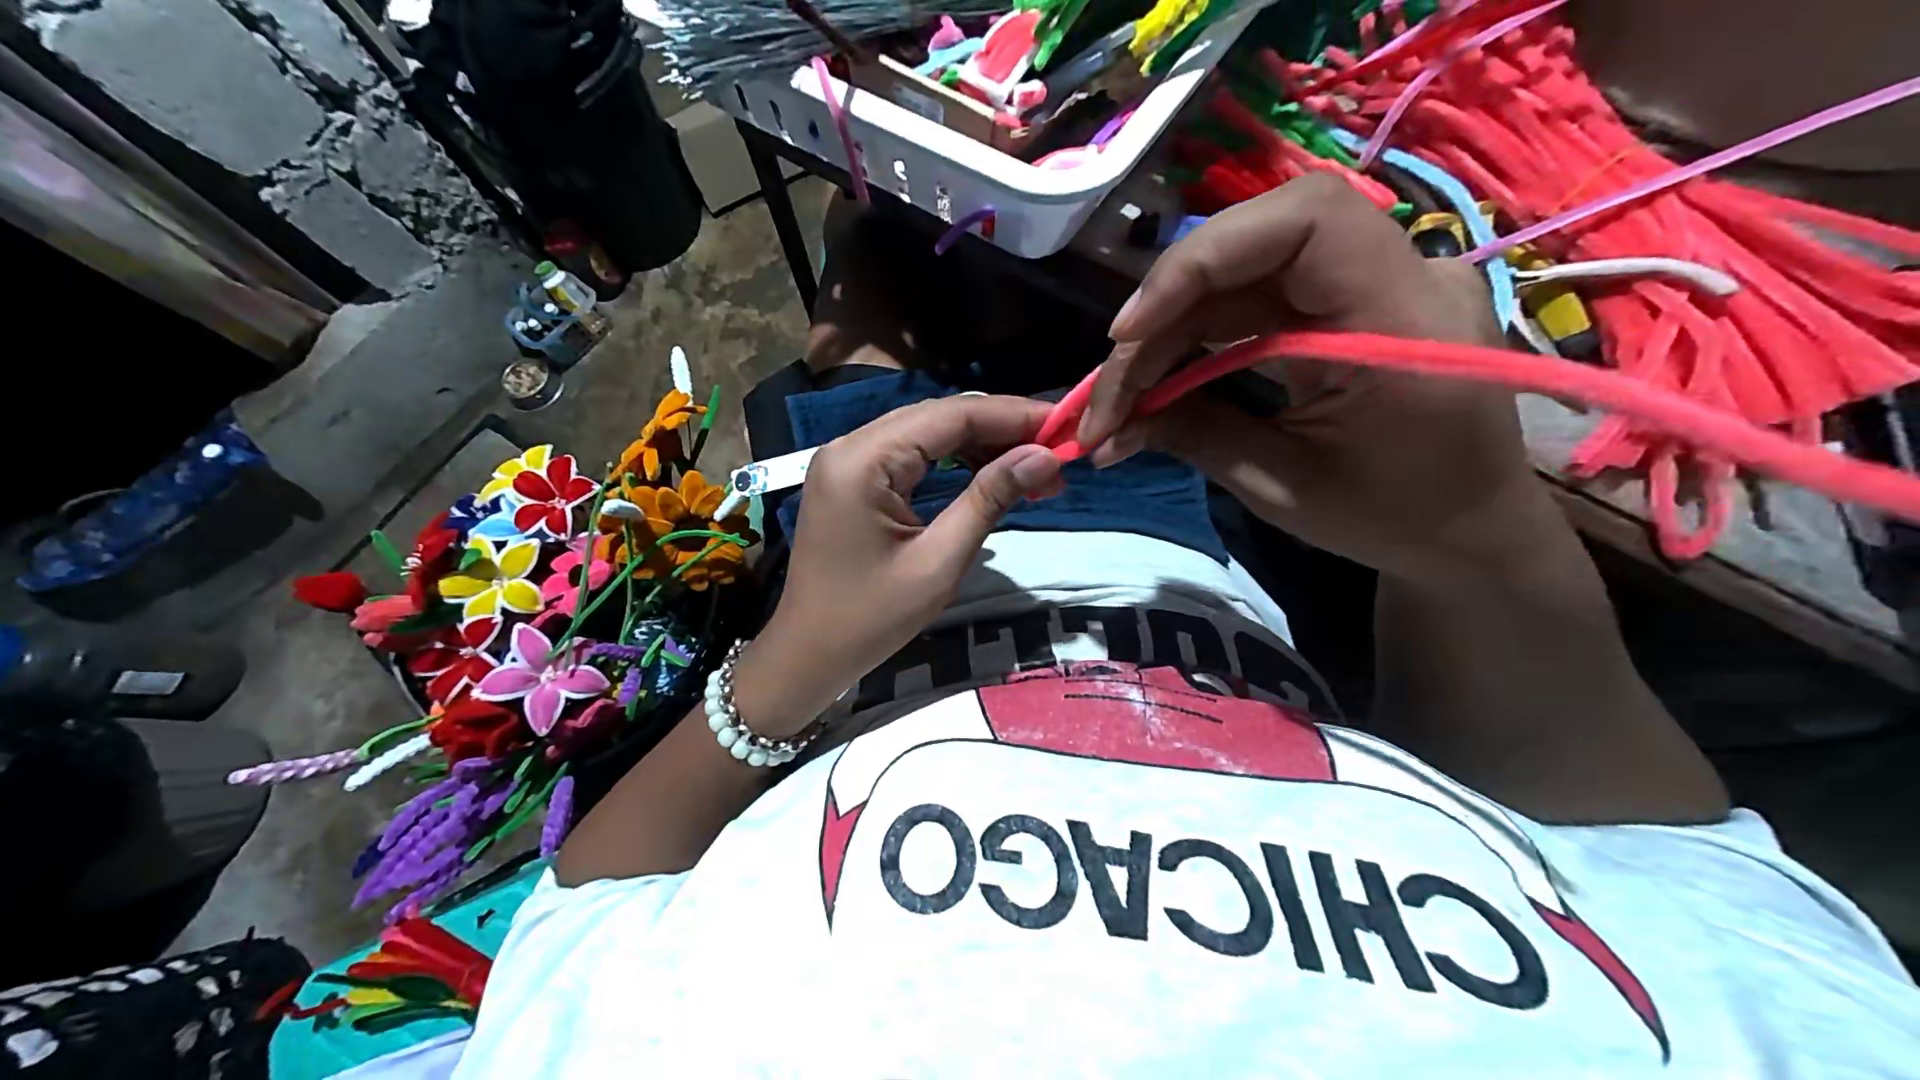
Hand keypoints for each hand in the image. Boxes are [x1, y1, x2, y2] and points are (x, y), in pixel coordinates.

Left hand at [734, 395, 1063, 734]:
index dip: (1013, 416)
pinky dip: (953, 462)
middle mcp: (851, 445)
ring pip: (927, 433)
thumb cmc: (871, 618)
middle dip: (1001, 430)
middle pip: (939, 417)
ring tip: (1034, 469)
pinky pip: (911, 455)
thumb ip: (989, 499)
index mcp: (863, 460)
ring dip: (981, 446)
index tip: (1065, 426)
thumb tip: (1045, 456)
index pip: (950, 416)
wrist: (809, 655)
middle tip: (1057, 452)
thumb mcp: (939, 562)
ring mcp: (848, 461)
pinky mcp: (852, 479)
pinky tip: (991, 474)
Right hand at [1078, 174, 1546, 578]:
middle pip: (1253, 246)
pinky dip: (1196, 335)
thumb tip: (1110, 429)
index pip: (1304, 221)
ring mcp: (1369, 283)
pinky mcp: (1343, 302)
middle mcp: (1395, 275)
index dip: (1201, 258)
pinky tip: (1160, 378)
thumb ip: (1196, 438)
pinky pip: (1254, 297)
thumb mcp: (1283, 488)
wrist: (1470, 527)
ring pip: (1240, 275)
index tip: (1130, 332)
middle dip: (1164, 313)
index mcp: (1402, 319)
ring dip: (1168, 332)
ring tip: (1121, 398)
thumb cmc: (1393, 519)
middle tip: (1110, 390)